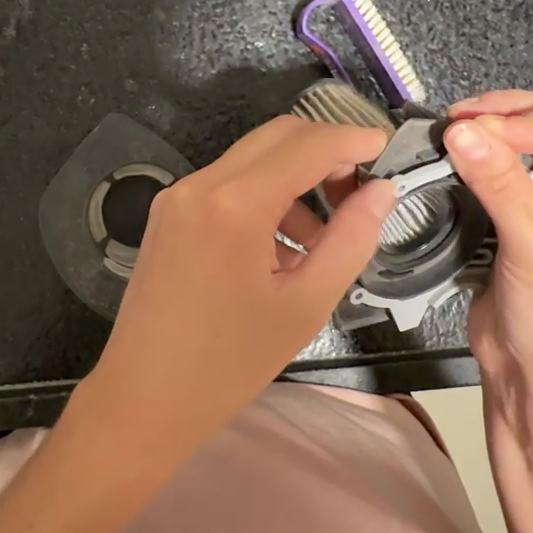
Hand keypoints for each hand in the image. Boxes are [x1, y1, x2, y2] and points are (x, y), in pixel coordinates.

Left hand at [83, 116, 396, 445]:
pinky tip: (279, 250)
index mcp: (235, 204)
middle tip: (359, 191)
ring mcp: (177, 196)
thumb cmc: (230, 362)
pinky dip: (262, 198)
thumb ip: (350, 239)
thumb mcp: (305, 304)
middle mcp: (201, 184)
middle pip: (276, 136)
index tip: (387, 148)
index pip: (307, 145)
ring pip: (250, 158)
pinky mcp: (167, 213)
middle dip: (324, 151)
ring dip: (293, 178)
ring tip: (320, 240)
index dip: (353, 139)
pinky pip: (226, 184)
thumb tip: (381, 191)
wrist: (144, 396)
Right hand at [442, 91, 532, 414]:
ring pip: (518, 149)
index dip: (516, 123)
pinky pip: (497, 176)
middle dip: (499, 120)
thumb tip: (458, 129)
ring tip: (447, 135)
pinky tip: (451, 159)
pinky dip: (474, 163)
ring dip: (484, 138)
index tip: (465, 127)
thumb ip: (497, 181)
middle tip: (452, 122)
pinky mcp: (519, 220)